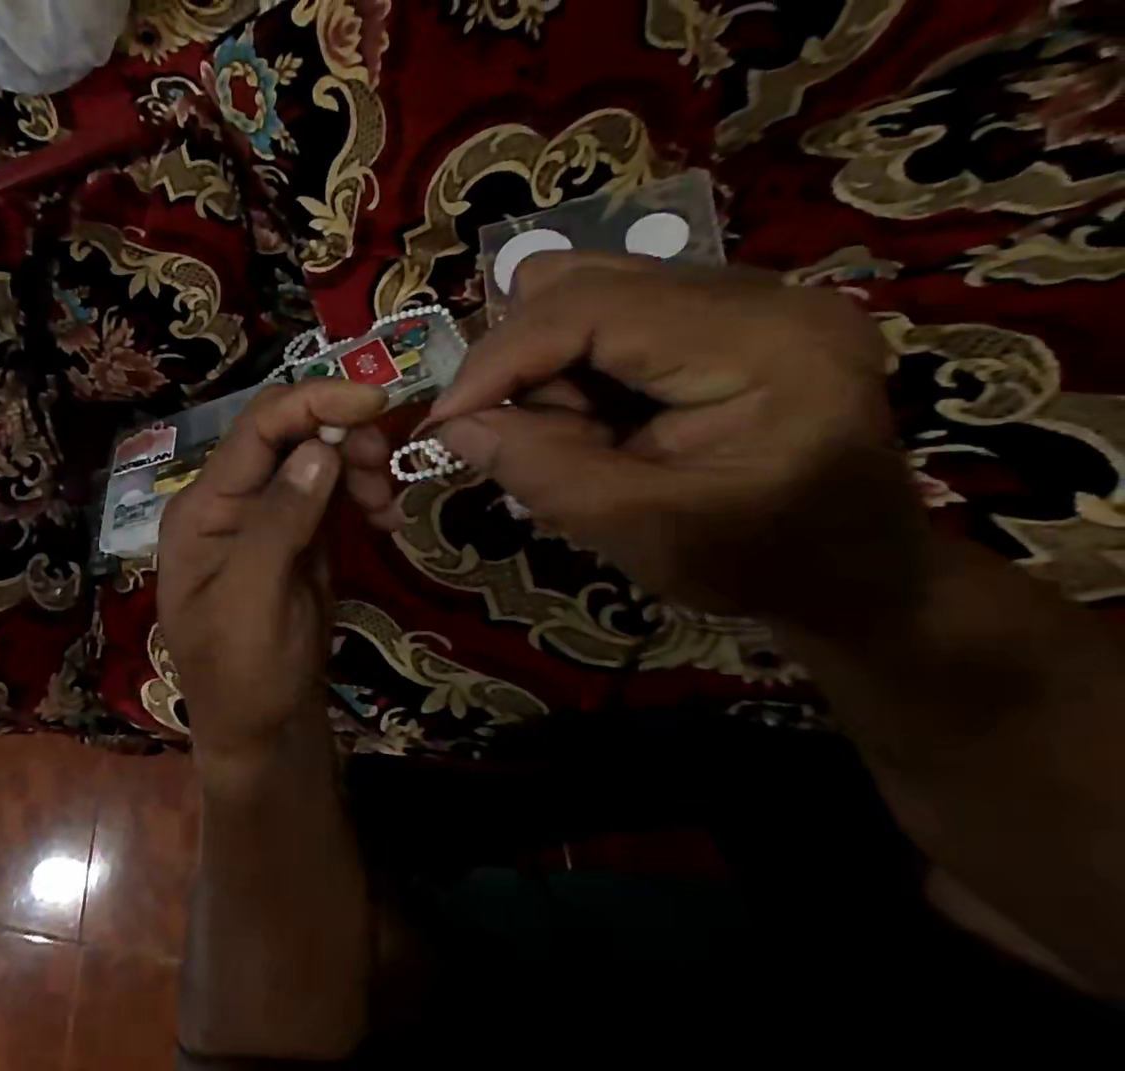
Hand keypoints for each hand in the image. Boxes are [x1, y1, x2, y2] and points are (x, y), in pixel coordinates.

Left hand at [158, 379, 387, 780]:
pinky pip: (330, 494)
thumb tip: (318, 448)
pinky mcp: (297, 539)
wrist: (260, 729)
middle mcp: (228, 503)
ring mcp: (264, 519)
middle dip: (340, 436)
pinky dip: (360, 493)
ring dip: (356, 465)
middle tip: (382, 473)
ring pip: (314, 460)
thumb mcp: (254, 602)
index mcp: (201, 509)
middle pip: (286, 436)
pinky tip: (385, 517)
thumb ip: (279, 524)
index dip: (312, 402)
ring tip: (384, 508)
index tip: (376, 402)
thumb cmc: (242, 674)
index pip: (254, 431)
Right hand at [354, 252, 932, 631]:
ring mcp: (735, 296)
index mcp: (758, 344)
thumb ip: (541, 471)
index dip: (499, 358)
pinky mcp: (713, 314)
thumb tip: (450, 425)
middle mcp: (753, 293)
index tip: (442, 422)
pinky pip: (600, 314)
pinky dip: (566, 369)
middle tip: (528, 437)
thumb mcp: (638, 531)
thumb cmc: (756, 560)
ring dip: (541, 365)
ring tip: (573, 431)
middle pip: (577, 281)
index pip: (591, 309)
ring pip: (579, 290)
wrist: (850, 567)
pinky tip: (595, 418)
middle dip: (522, 363)